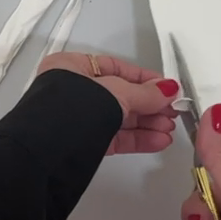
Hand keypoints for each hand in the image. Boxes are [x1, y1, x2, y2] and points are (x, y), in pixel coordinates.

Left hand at [35, 52, 180, 154]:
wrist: (48, 152)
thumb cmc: (70, 112)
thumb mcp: (115, 93)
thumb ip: (144, 92)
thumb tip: (167, 89)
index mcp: (71, 67)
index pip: (115, 68)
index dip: (143, 78)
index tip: (166, 88)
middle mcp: (72, 91)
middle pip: (120, 95)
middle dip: (149, 105)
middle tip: (172, 111)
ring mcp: (77, 119)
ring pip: (119, 118)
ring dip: (146, 123)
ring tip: (169, 128)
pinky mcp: (83, 143)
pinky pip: (115, 137)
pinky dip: (137, 139)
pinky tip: (158, 140)